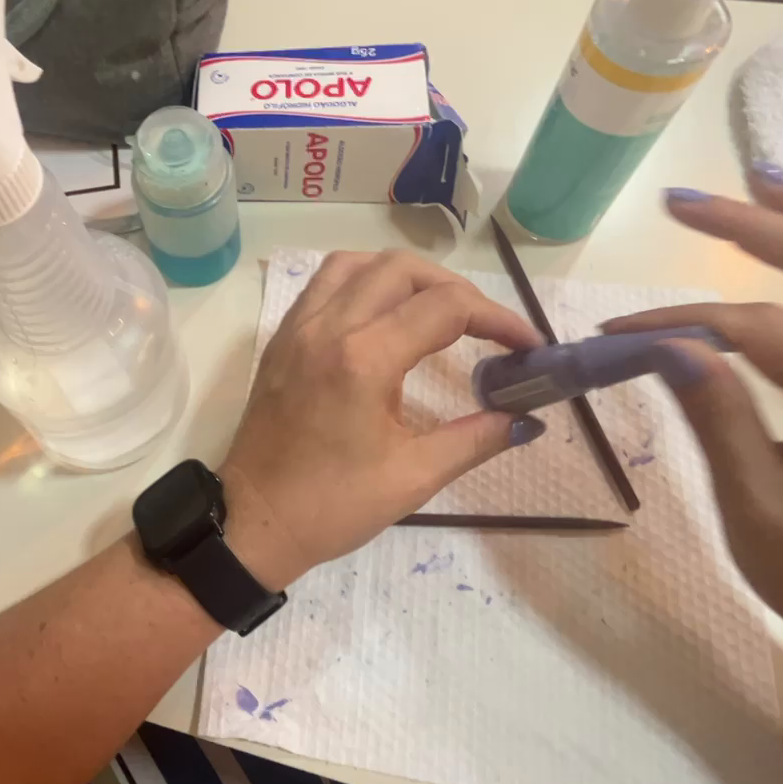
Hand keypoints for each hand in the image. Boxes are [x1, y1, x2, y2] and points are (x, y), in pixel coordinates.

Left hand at [218, 251, 545, 589]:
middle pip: (402, 270)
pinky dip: (362, 283)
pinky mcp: (282, 338)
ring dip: (404, 276)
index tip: (527, 346)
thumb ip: (476, 438)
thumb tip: (526, 419)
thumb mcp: (414, 476)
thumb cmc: (333, 505)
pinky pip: (324, 284)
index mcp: (364, 358)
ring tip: (434, 310)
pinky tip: (383, 314)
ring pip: (357, 264)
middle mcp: (328, 327)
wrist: (255, 519)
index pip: (445, 307)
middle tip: (484, 328)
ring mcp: (298, 327)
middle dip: (455, 289)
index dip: (498, 319)